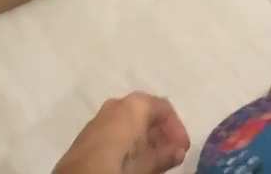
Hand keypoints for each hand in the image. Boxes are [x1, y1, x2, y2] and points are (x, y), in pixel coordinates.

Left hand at [54, 93, 190, 173]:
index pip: (164, 109)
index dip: (177, 129)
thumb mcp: (146, 164)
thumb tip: (179, 151)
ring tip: (153, 161)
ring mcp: (101, 117)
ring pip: (130, 122)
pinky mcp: (88, 133)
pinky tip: (131, 161)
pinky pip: (116, 131)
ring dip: (144, 140)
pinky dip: (128, 142)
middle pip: (147, 113)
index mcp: (135, 104)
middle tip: (170, 154)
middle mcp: (118, 103)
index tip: (183, 149)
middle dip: (161, 134)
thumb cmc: (117, 166)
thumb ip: (165, 155)